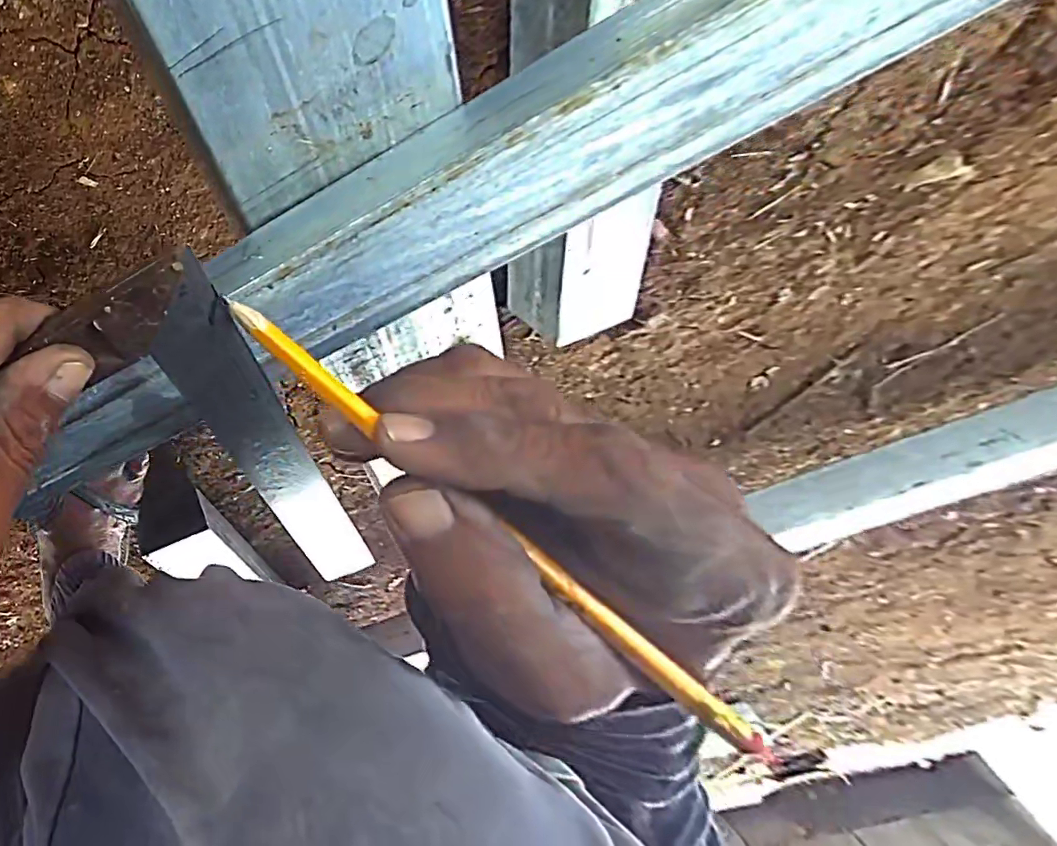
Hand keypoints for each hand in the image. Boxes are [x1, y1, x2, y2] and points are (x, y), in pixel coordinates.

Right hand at [322, 346, 797, 723]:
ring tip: (355, 430)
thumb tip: (411, 500)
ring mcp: (605, 436)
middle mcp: (665, 475)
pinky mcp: (551, 417)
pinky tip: (386, 422)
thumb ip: (485, 594)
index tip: (398, 441)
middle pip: (539, 410)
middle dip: (432, 414)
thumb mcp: (547, 675)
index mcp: (706, 552)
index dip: (489, 446)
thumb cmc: (586, 666)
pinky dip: (420, 394)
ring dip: (416, 397)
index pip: (605, 468)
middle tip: (350, 430)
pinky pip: (480, 382)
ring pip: (502, 383)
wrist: (596, 648)